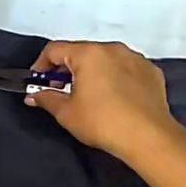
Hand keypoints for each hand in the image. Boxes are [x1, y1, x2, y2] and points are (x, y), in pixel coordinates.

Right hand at [25, 40, 183, 162]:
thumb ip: (46, 98)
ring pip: (105, 59)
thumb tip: (33, 96)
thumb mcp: (66, 112)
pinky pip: (126, 68)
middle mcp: (112, 49)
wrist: (149, 137)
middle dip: (67, 68)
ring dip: (92, 71)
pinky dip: (115, 77)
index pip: (55, 49)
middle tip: (60, 89)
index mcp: (88, 53)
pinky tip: (114, 97)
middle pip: (81, 52)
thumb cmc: (102, 122)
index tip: (38, 81)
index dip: (41, 64)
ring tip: (89, 94)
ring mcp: (135, 58)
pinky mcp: (152, 71)